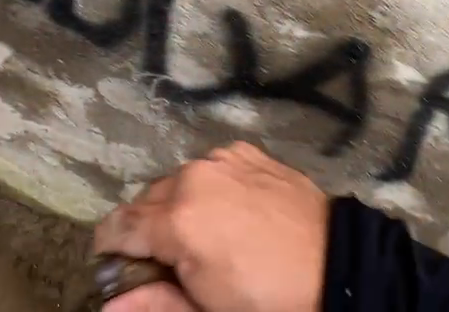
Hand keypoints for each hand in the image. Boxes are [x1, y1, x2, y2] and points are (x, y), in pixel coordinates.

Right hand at [95, 142, 328, 311]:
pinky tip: (231, 214)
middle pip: (145, 202)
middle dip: (146, 230)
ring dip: (177, 206)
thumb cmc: (271, 301)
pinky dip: (208, 188)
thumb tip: (109, 306)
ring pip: (177, 181)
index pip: (118, 226)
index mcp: (176, 220)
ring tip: (204, 238)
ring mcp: (220, 159)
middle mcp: (191, 178)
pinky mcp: (244, 151)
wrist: (340, 266)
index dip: (108, 248)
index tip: (111, 266)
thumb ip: (154, 303)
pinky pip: (210, 167)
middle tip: (167, 263)